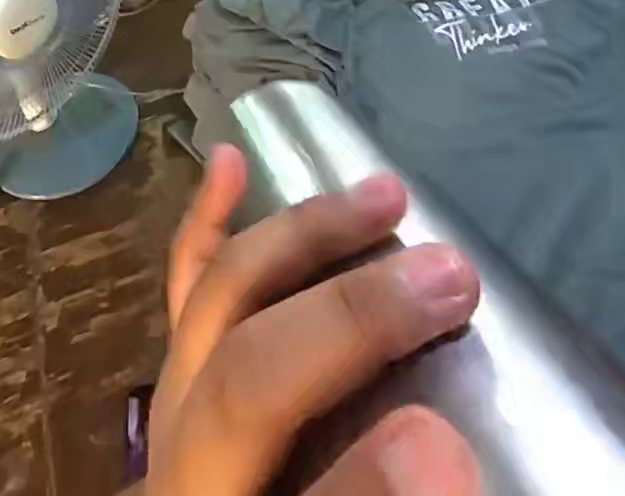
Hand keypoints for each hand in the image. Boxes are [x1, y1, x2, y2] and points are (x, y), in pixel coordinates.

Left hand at [146, 145, 483, 495]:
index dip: (369, 481)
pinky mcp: (178, 361)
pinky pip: (184, 282)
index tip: (447, 442)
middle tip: (452, 275)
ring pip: (223, 297)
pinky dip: (208, 218)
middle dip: (352, 316)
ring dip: (305, 237)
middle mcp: (185, 460)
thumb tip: (441, 453)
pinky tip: (229, 159)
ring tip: (383, 197)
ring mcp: (172, 396)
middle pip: (251, 376)